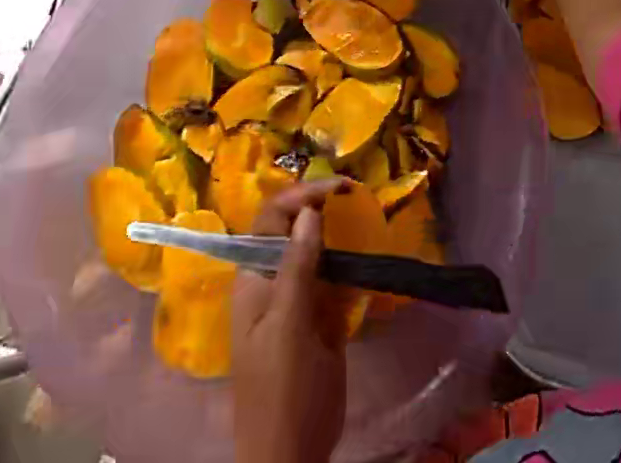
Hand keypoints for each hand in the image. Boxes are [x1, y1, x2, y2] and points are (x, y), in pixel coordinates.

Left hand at [233, 179, 349, 462]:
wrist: (290, 455)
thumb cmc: (282, 388)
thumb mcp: (288, 324)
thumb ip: (297, 266)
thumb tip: (309, 211)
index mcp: (254, 277)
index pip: (271, 218)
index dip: (300, 196)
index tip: (338, 186)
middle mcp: (271, 281)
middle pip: (293, 231)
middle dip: (320, 207)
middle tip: (355, 195)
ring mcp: (295, 301)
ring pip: (315, 254)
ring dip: (337, 235)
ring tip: (365, 216)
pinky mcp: (317, 322)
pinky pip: (331, 282)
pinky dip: (348, 267)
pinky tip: (367, 258)